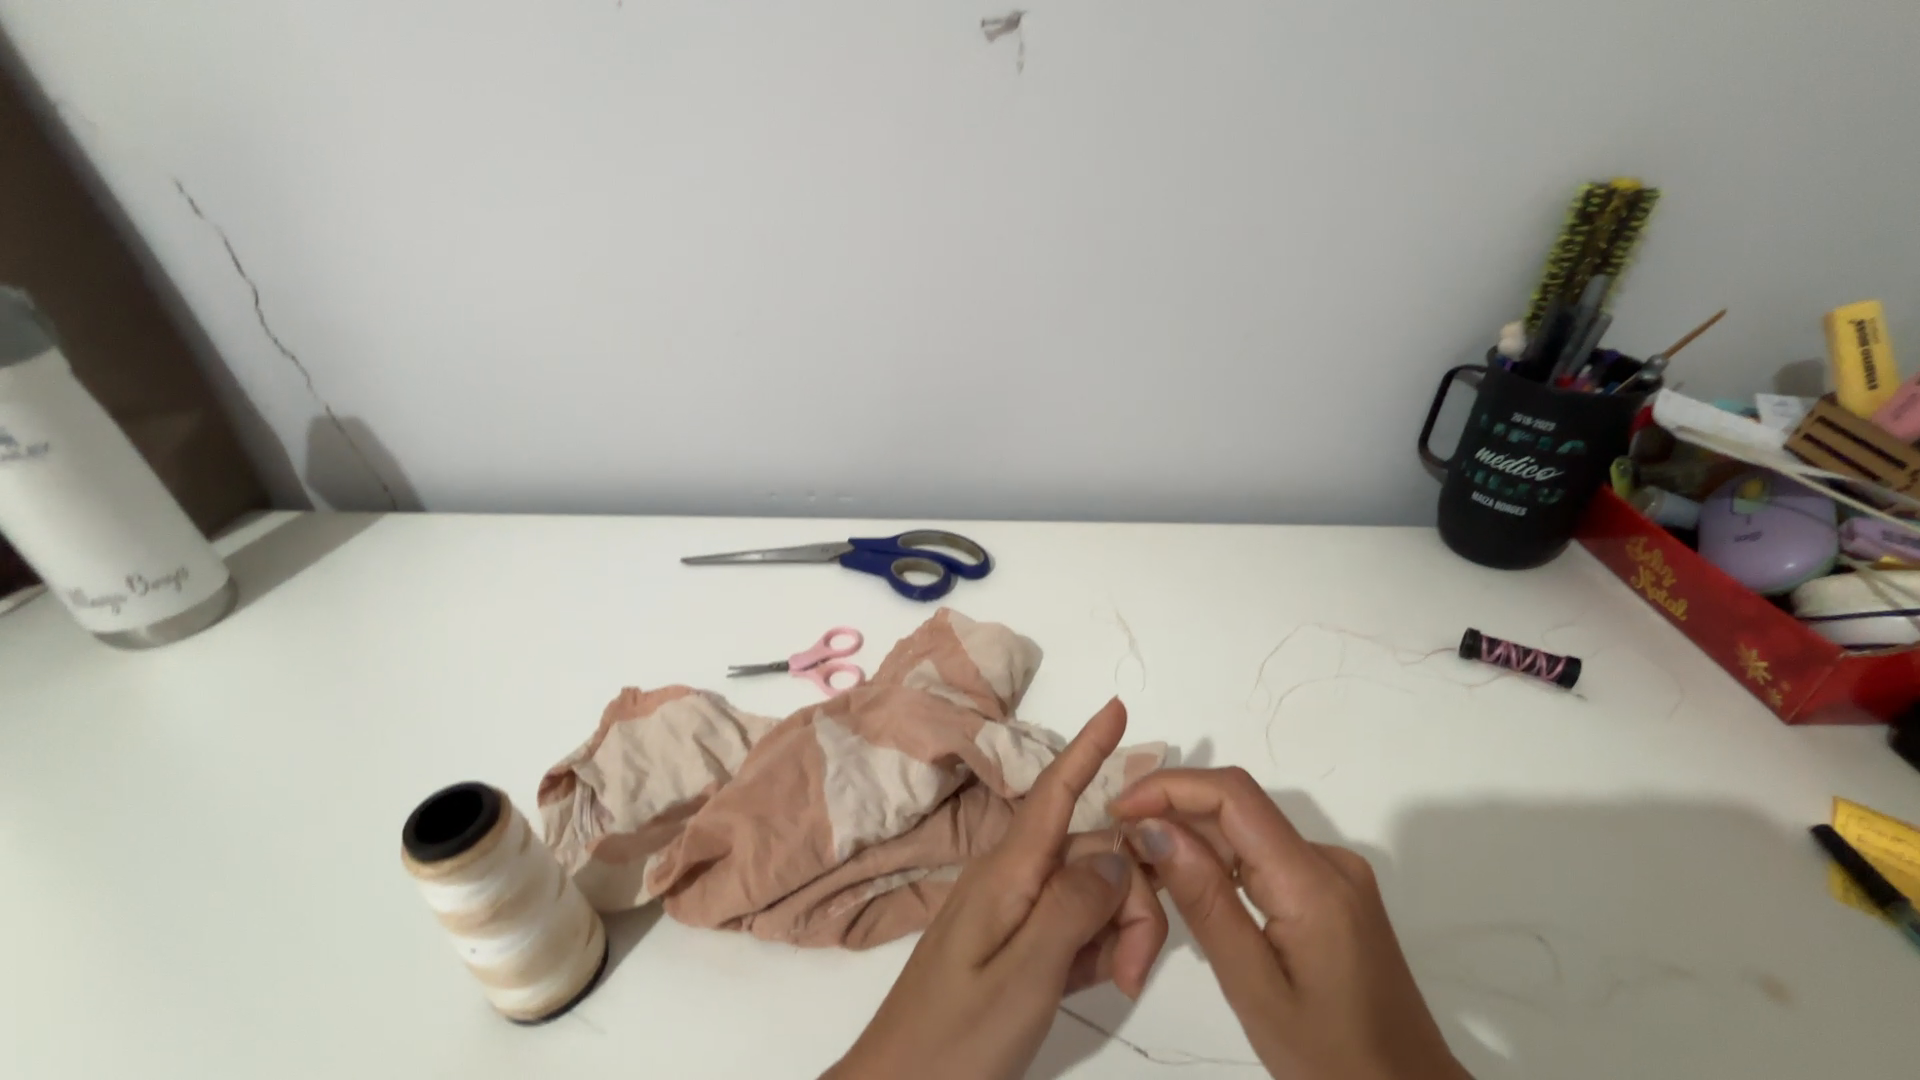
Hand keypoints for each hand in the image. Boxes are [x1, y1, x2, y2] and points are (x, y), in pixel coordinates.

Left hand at [824, 699, 1167, 1079]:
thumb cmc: (955, 1038)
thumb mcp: (1024, 975)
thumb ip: (1073, 907)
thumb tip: (1115, 849)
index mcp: (1009, 871)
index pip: (1056, 792)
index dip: (1088, 748)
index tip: (1118, 707)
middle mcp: (1014, 877)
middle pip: (1094, 852)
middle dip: (1133, 895)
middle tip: (1135, 970)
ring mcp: (1016, 912)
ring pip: (1092, 890)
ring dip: (1120, 927)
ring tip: (1119, 982)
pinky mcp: (1020, 944)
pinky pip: (1076, 925)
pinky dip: (1100, 946)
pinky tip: (1103, 979)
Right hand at [1109, 768, 1469, 1079]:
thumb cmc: (1331, 1061)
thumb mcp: (1253, 989)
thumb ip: (1204, 900)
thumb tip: (1153, 825)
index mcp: (1313, 882)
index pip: (1233, 795)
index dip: (1170, 787)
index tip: (1119, 810)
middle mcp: (1327, 860)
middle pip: (1238, 806)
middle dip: (1172, 810)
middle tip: (1118, 842)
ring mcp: (1333, 874)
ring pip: (1246, 828)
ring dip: (1191, 835)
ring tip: (1141, 864)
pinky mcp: (1330, 891)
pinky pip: (1262, 854)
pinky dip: (1217, 859)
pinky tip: (1186, 884)